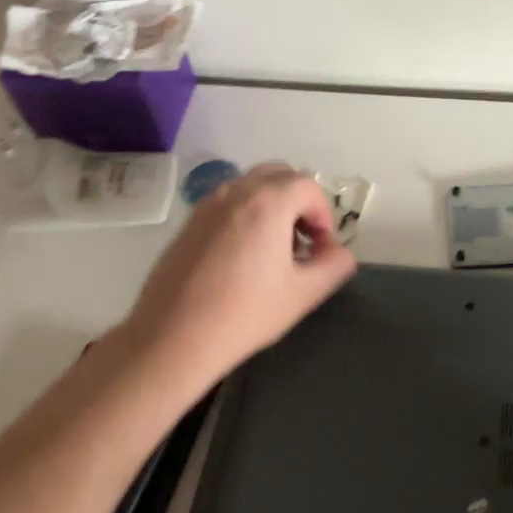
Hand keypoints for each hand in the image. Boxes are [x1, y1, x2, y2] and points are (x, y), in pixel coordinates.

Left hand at [114, 164, 356, 386]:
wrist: (173, 337)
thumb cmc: (244, 314)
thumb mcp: (304, 294)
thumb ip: (334, 265)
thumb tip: (339, 252)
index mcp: (268, 203)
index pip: (308, 187)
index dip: (324, 215)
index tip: (322, 248)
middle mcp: (236, 192)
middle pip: (280, 175)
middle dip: (300, 202)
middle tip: (304, 241)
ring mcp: (207, 204)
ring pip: (252, 186)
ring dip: (274, 205)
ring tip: (276, 249)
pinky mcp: (189, 222)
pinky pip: (228, 202)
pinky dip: (247, 214)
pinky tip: (244, 257)